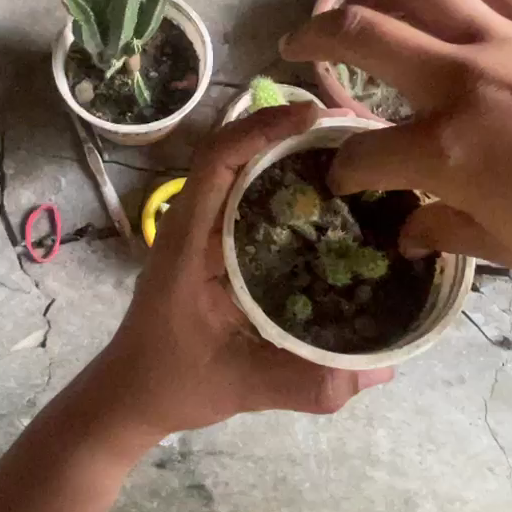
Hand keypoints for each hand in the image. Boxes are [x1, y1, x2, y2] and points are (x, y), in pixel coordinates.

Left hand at [80, 104, 393, 440]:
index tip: (312, 118)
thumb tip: (380, 369)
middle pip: (234, 152)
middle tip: (347, 130)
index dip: (260, 128)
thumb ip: (304, 382)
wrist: (130, 394)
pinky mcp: (214, 243)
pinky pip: (248, 197)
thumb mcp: (239, 385)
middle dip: (286, 130)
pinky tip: (326, 196)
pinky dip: (282, 182)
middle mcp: (195, 222)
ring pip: (241, 170)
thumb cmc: (171, 381)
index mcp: (189, 241)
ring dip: (285, 150)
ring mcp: (202, 230)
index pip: (217, 160)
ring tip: (344, 150)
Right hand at [280, 0, 511, 303]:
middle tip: (293, 43)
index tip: (342, 177)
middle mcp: (463, 80)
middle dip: (315, 36)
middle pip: (364, 35)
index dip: (342, 167)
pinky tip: (446, 6)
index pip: (363, 152)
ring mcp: (508, 42)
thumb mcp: (511, 247)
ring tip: (361, 6)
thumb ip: (445, 229)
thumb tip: (407, 231)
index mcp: (446, 150)